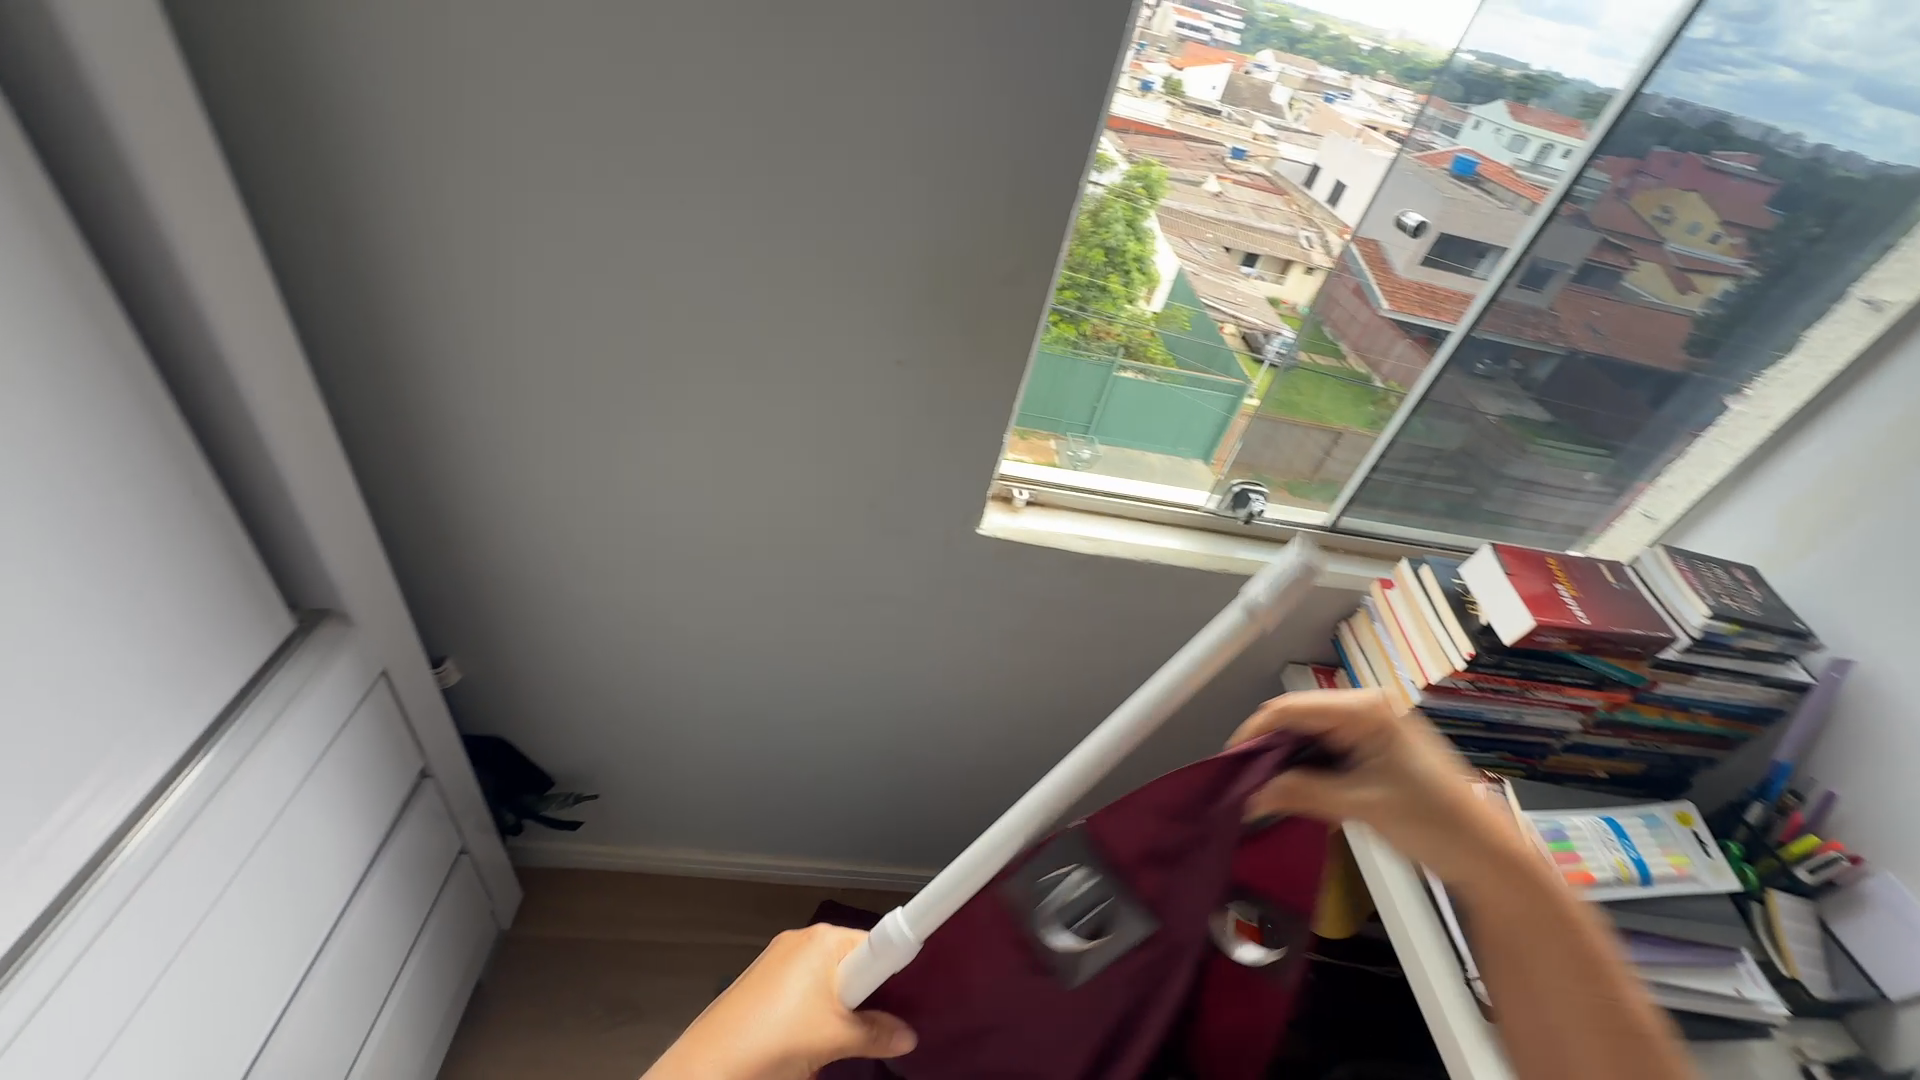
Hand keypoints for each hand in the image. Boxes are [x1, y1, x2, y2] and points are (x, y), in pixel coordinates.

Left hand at [643, 924, 916, 1079]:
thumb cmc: (772, 1041)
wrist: (706, 1070)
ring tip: (832, 1042)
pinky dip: (815, 1012)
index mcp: (824, 939)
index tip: (916, 986)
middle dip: (866, 994)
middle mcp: (802, 940)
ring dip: (840, 1008)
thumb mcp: (835, 1040)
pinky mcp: (762, 984)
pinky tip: (808, 1043)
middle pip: (855, 961)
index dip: (897, 965)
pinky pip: (805, 991)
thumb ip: (877, 1033)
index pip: (878, 941)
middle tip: (873, 1027)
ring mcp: (779, 960)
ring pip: (829, 980)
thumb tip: (908, 1035)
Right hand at [1229, 688, 1532, 884]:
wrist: (1487, 856)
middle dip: (1266, 749)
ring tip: (1260, 788)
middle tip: (1242, 782)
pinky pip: (1323, 749)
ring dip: (1283, 760)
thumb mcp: (1359, 806)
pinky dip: (1303, 767)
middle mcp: (1365, 708)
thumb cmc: (1433, 823)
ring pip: (1306, 734)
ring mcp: (1369, 726)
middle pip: (1296, 718)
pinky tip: (1290, 789)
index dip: (1254, 734)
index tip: (1229, 766)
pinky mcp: (1372, 747)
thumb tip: (1248, 797)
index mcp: (1365, 709)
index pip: (1290, 709)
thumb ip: (1299, 793)